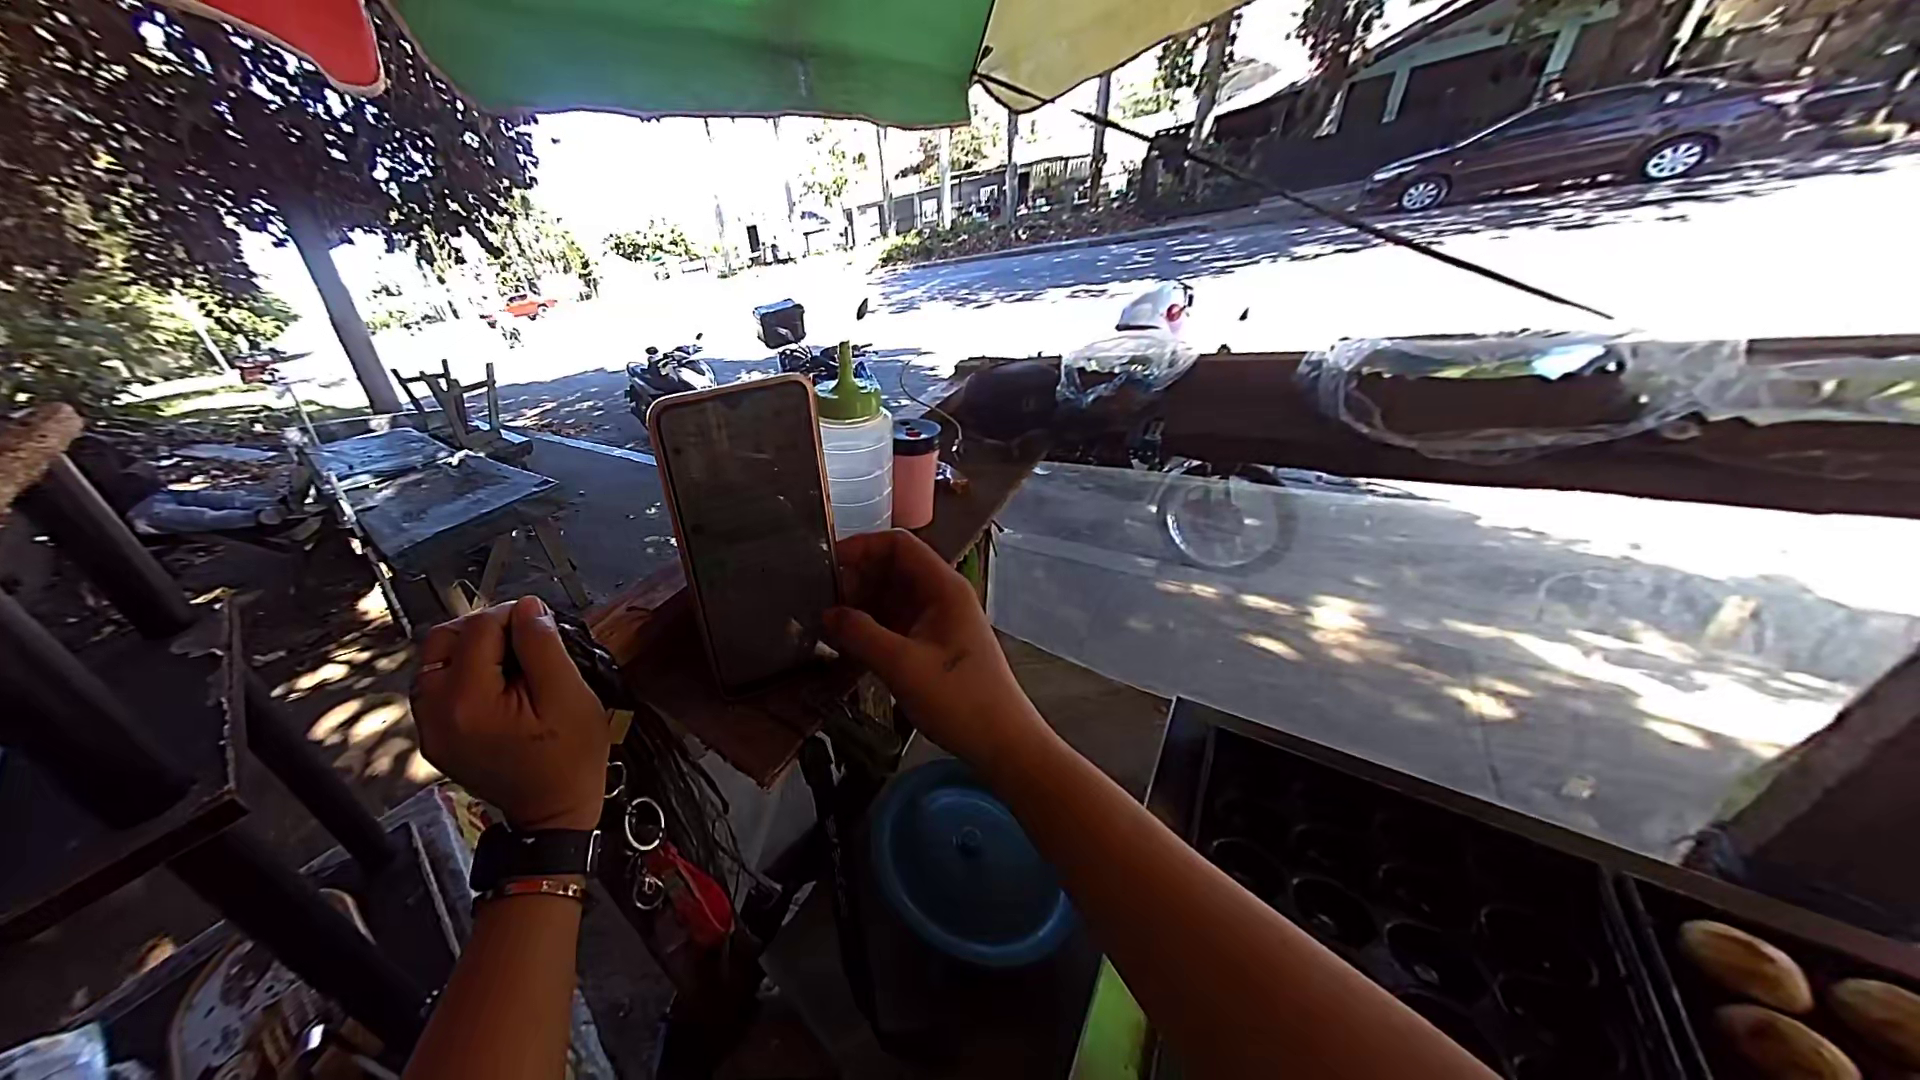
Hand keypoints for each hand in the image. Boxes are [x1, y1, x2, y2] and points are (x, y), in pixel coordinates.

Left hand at [412, 596, 609, 831]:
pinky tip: (501, 681)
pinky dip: (468, 671)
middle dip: (486, 627)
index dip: (515, 616)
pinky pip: (440, 685)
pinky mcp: (436, 736)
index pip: (478, 629)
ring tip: (516, 658)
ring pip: (438, 660)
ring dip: (475, 648)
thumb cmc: (570, 756)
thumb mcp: (570, 695)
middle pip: (443, 639)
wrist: (553, 810)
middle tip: (527, 636)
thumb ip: (544, 647)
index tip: (545, 623)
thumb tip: (529, 609)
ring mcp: (430, 728)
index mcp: (468, 702)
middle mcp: (436, 713)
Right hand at [824, 530, 1046, 770]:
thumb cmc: (958, 699)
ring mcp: (940, 620)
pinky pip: (898, 622)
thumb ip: (861, 634)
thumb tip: (827, 614)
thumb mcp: (902, 665)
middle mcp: (942, 596)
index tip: (827, 563)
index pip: (899, 545)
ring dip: (862, 606)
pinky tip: (848, 645)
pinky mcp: (935, 644)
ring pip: (894, 597)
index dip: (862, 546)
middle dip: (857, 579)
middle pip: (894, 569)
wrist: (1002, 741)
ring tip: (827, 625)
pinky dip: (874, 627)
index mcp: (943, 587)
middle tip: (821, 601)